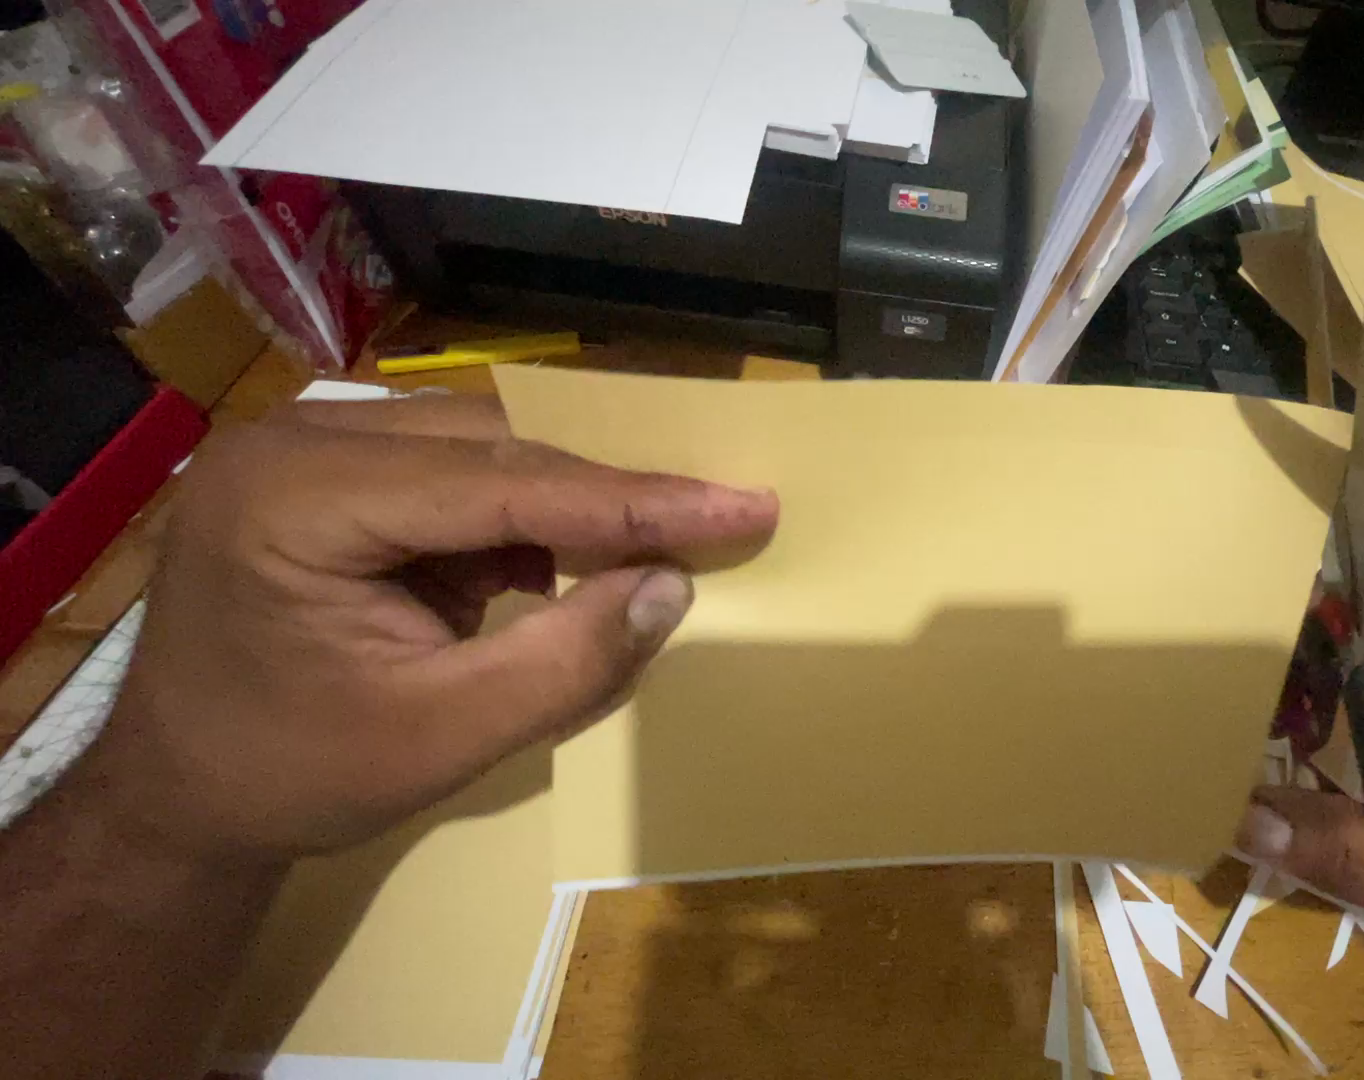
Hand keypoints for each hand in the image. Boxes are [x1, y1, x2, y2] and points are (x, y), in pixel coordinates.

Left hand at [82, 395, 777, 863]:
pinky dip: (550, 515)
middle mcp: (306, 442)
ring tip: (669, 540)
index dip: (639, 501)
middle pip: (512, 448)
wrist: (185, 793)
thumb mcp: (446, 736)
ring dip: (590, 501)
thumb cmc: (298, 773)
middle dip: (624, 494)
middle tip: (724, 518)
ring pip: (507, 449)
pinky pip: (486, 472)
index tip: (745, 505)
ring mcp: (329, 449)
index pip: (509, 483)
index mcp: (298, 499)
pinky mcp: (360, 474)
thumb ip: (569, 660)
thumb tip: (674, 585)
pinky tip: (581, 557)